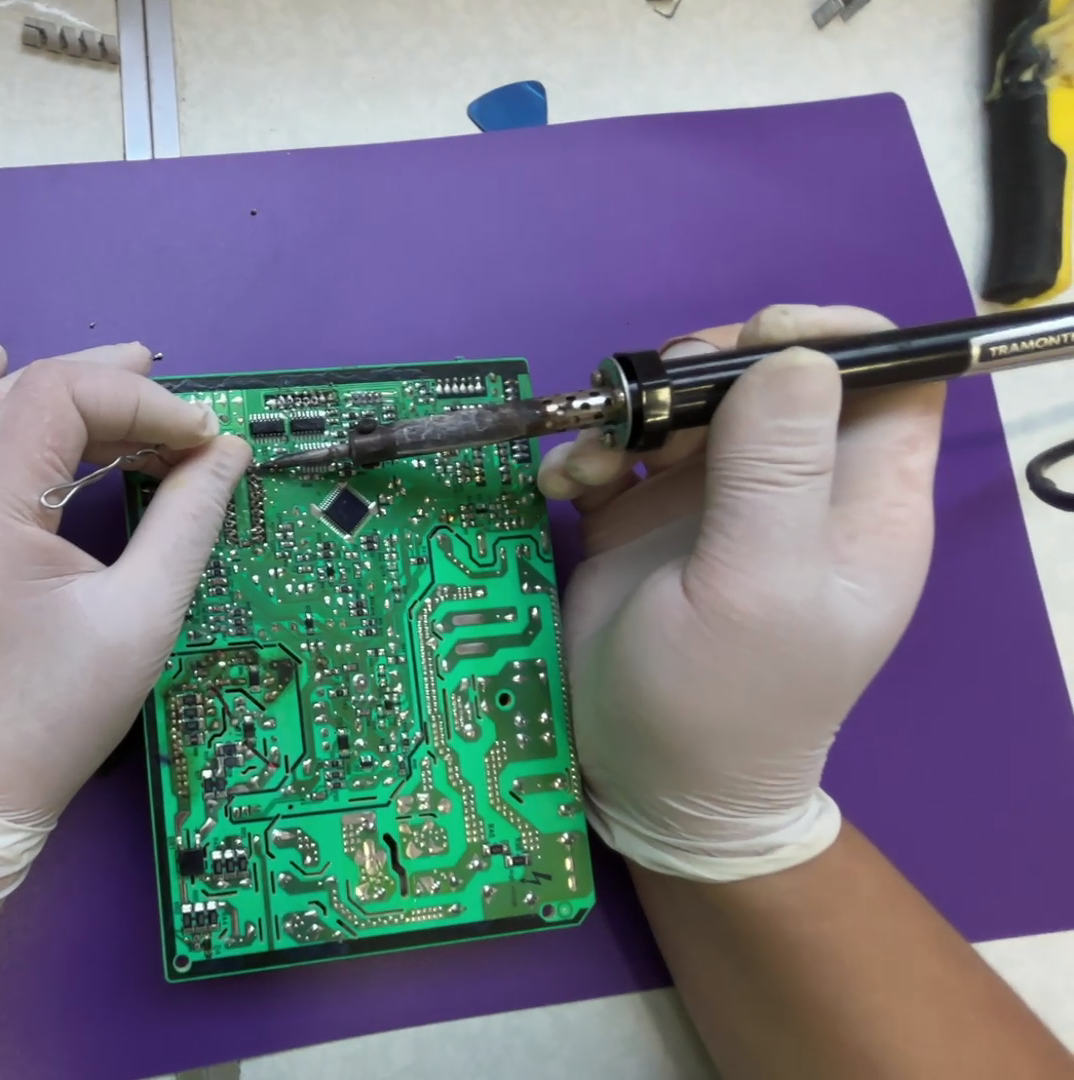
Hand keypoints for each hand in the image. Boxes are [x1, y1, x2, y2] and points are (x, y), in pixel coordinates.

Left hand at [0, 342, 250, 931]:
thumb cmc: (61, 712)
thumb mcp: (142, 616)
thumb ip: (187, 517)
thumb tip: (227, 448)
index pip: (58, 398)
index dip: (140, 400)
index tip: (201, 437)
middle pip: (25, 395)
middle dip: (113, 392)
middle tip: (181, 412)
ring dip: (63, 394)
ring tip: (130, 388)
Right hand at [538, 305, 944, 881]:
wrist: (640, 768)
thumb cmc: (721, 690)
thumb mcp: (757, 585)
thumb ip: (777, 472)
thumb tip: (790, 357)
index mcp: (852, 503)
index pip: (884, 383)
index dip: (831, 342)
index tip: (755, 339)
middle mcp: (782, 494)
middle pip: (762, 386)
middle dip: (702, 372)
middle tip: (647, 394)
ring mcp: (700, 510)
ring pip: (677, 418)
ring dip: (627, 418)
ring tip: (587, 457)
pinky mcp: (630, 527)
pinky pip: (612, 462)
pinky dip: (583, 459)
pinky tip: (560, 486)